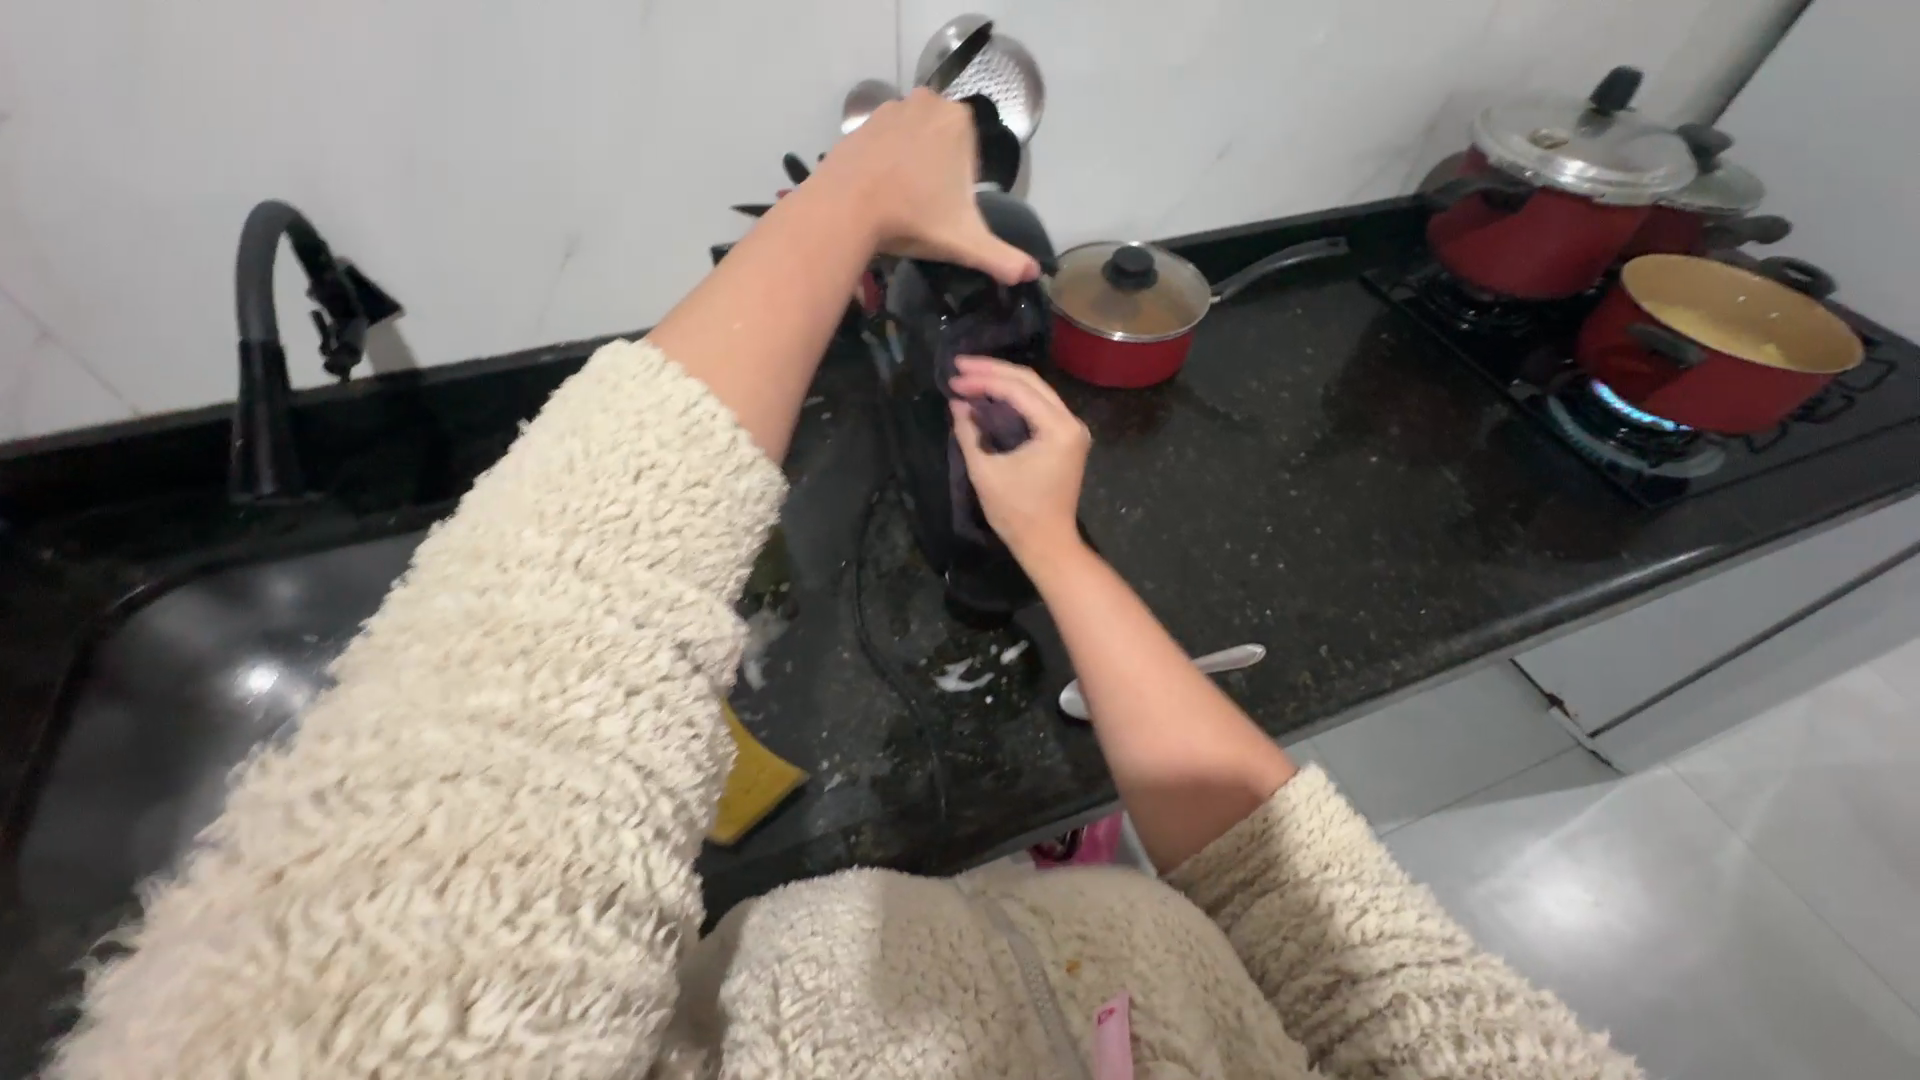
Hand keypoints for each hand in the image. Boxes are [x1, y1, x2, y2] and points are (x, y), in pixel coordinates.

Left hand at [811, 89, 1037, 285]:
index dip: (960, 187)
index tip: (943, 210)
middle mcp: (927, 102)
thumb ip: (1002, 258)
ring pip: (911, 143)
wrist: (846, 208)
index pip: (970, 156)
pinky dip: (882, 164)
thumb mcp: (964, 242)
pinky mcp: (860, 122)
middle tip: (921, 208)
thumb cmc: (913, 219)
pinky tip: (877, 192)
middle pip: (941, 146)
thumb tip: (1031, 274)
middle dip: (935, 173)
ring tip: (898, 202)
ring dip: (909, 167)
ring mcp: (890, 108)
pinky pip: (882, 144)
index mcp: (959, 121)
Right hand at [949, 357, 1090, 561]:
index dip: (983, 379)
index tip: (954, 378)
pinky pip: (1039, 407)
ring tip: (970, 376)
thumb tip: (957, 403)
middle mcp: (1071, 422)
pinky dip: (1014, 398)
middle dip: (992, 372)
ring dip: (1002, 382)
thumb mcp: (985, 471)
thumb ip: (970, 432)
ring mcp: (1071, 430)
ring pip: (1036, 391)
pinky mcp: (1065, 439)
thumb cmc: (1017, 512)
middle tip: (959, 366)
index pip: (1018, 389)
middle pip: (1030, 382)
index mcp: (1058, 429)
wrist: (1046, 543)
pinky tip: (990, 394)